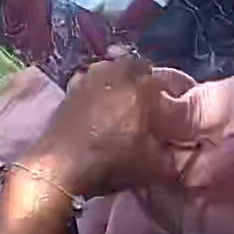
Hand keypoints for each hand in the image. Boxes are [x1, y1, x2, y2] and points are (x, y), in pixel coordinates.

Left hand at [19, 56, 174, 198]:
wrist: (59, 166)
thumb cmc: (111, 159)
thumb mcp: (152, 166)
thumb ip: (169, 158)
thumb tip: (174, 158)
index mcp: (142, 85)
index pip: (165, 79)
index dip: (168, 93)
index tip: (169, 107)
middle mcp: (116, 73)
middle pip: (136, 66)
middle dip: (142, 79)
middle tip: (145, 100)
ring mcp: (90, 77)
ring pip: (110, 69)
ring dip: (117, 80)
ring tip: (120, 100)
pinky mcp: (70, 89)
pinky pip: (89, 81)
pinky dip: (95, 89)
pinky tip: (95, 106)